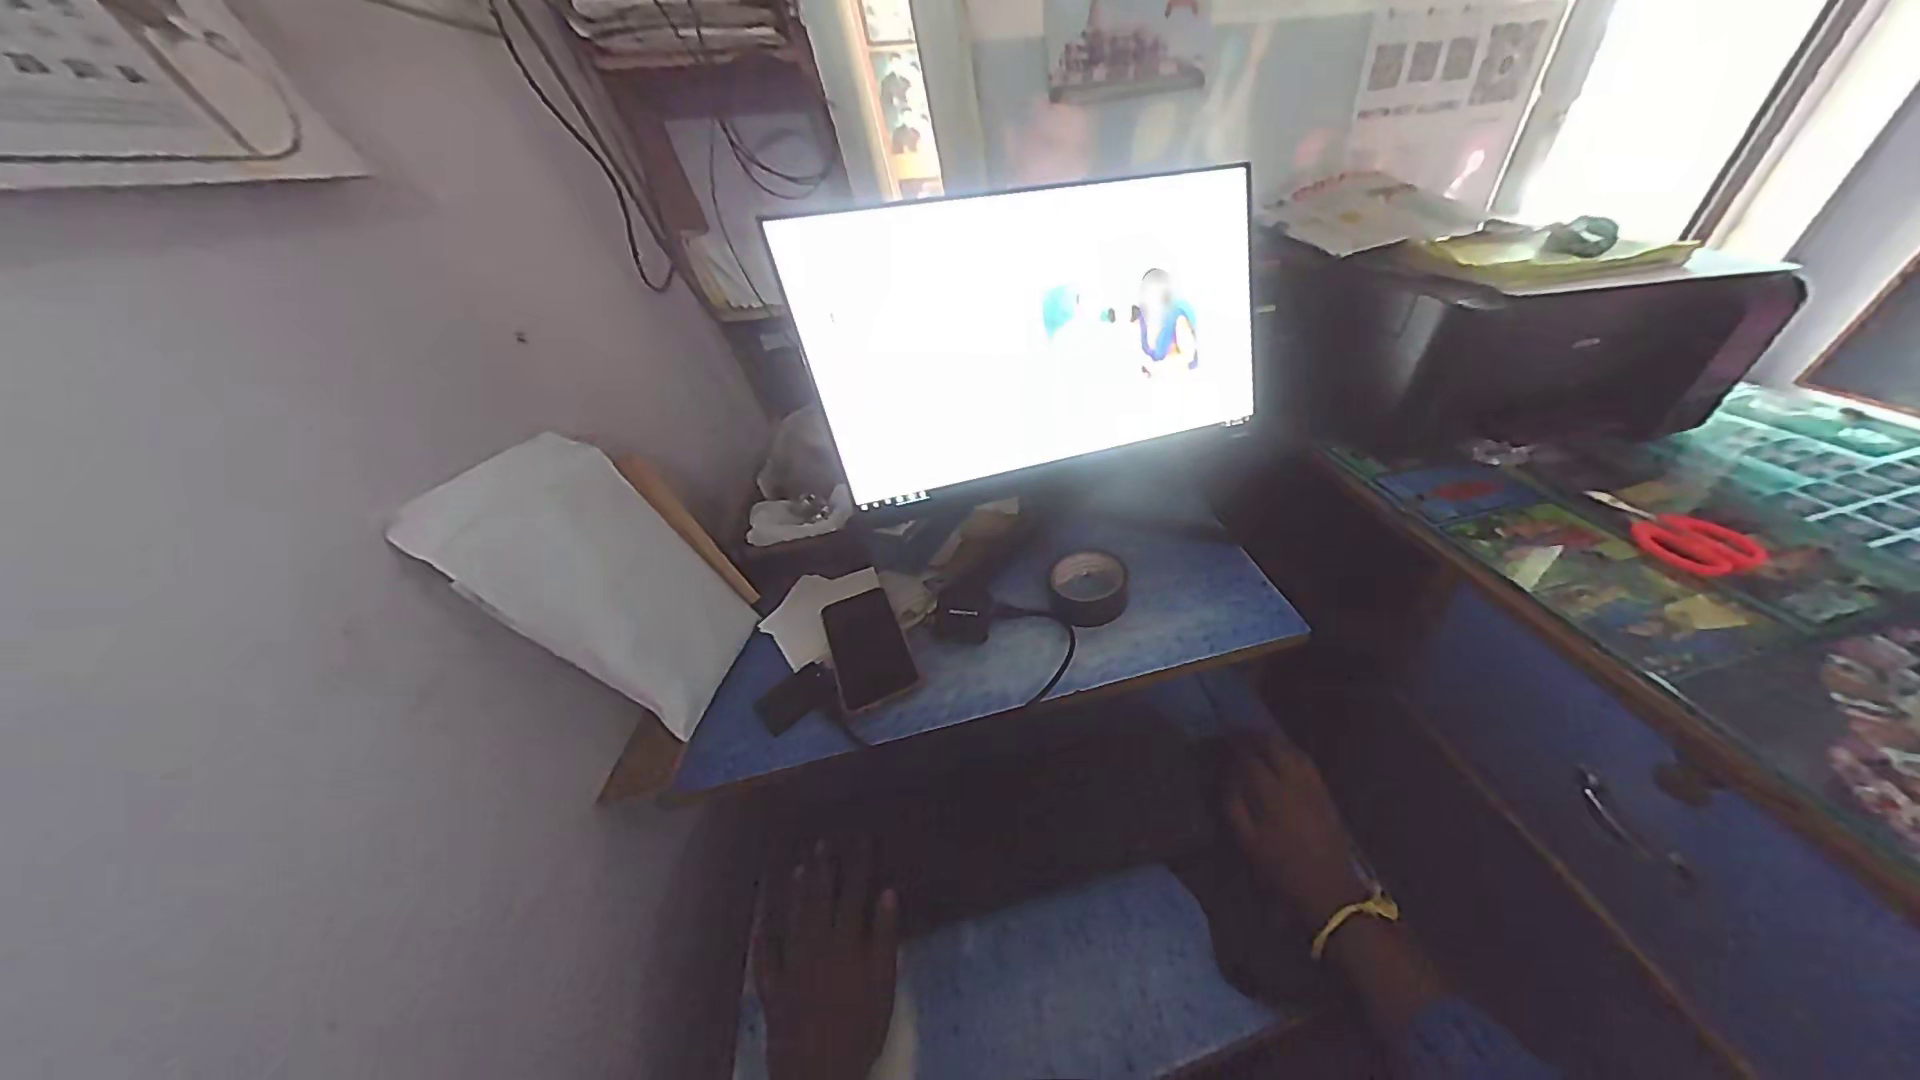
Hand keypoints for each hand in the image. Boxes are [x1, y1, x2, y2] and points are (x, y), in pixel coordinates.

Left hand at [756, 842, 899, 1079]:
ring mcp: (791, 969)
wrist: (820, 1075)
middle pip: (819, 901)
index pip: (853, 893)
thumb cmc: (861, 1031)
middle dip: (823, 869)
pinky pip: (765, 963)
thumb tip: (887, 893)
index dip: (858, 864)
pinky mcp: (774, 993)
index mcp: (845, 943)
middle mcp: (815, 948)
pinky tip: (760, 929)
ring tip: (799, 868)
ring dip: (796, 894)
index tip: (861, 838)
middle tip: (823, 842)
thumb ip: (884, 938)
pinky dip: (763, 944)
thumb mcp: (883, 985)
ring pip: (793, 922)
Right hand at [1224, 733, 1368, 922]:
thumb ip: (1233, 805)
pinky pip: (1307, 763)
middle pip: (1274, 746)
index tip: (1219, 738)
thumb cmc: (1282, 869)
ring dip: (1274, 741)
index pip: (1249, 757)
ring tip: (1258, 740)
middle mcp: (1294, 783)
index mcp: (1272, 794)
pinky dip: (1292, 752)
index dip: (1232, 745)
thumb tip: (1226, 778)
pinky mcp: (1326, 794)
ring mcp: (1314, 787)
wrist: (1329, 891)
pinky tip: (1284, 755)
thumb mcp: (1248, 842)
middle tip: (1237, 734)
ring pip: (1293, 751)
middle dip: (1254, 736)